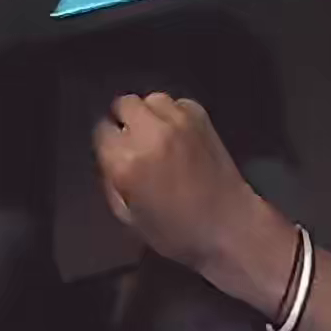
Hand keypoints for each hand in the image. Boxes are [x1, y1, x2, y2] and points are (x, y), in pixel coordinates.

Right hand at [93, 93, 299, 313]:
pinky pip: (176, 102)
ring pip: (150, 99)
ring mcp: (176, 119)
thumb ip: (111, 181)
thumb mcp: (128, 218)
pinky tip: (180, 134)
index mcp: (127, 162)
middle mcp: (149, 133)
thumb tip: (108, 157)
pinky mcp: (199, 114)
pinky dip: (174, 115)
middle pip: (123, 104)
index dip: (107, 141)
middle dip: (125, 120)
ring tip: (158, 134)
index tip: (114, 151)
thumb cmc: (176, 231)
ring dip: (149, 114)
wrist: (229, 225)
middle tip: (135, 139)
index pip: (101, 129)